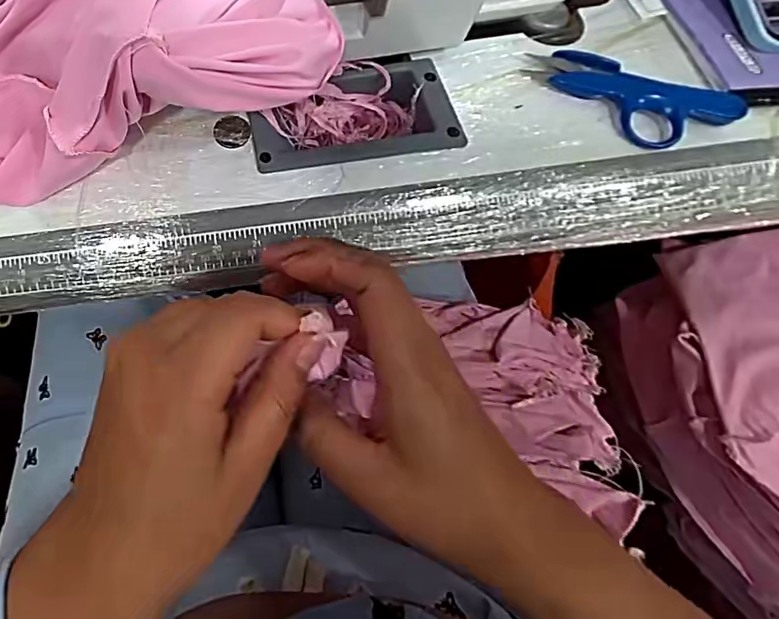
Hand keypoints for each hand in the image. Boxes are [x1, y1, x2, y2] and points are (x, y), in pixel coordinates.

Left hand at [8, 293, 322, 618]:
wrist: (103, 549)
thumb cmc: (180, 524)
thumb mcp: (246, 468)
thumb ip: (279, 394)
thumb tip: (309, 341)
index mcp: (181, 377)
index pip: (243, 312)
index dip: (283, 318)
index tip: (311, 341)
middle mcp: (148, 345)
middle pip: (220, 305)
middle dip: (261, 322)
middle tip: (289, 361)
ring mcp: (127, 345)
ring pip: (197, 308)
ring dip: (232, 325)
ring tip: (253, 372)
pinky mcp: (118, 354)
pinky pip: (172, 322)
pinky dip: (202, 332)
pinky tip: (215, 372)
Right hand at [261, 239, 705, 618]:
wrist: (510, 523)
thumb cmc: (444, 503)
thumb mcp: (367, 478)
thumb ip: (316, 428)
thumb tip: (279, 380)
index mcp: (407, 357)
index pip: (369, 279)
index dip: (321, 260)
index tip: (277, 267)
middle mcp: (416, 337)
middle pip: (369, 268)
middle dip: (316, 255)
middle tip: (268, 266)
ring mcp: (419, 344)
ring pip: (372, 282)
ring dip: (326, 270)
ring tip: (280, 282)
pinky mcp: (417, 356)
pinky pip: (375, 305)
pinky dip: (339, 293)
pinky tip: (313, 314)